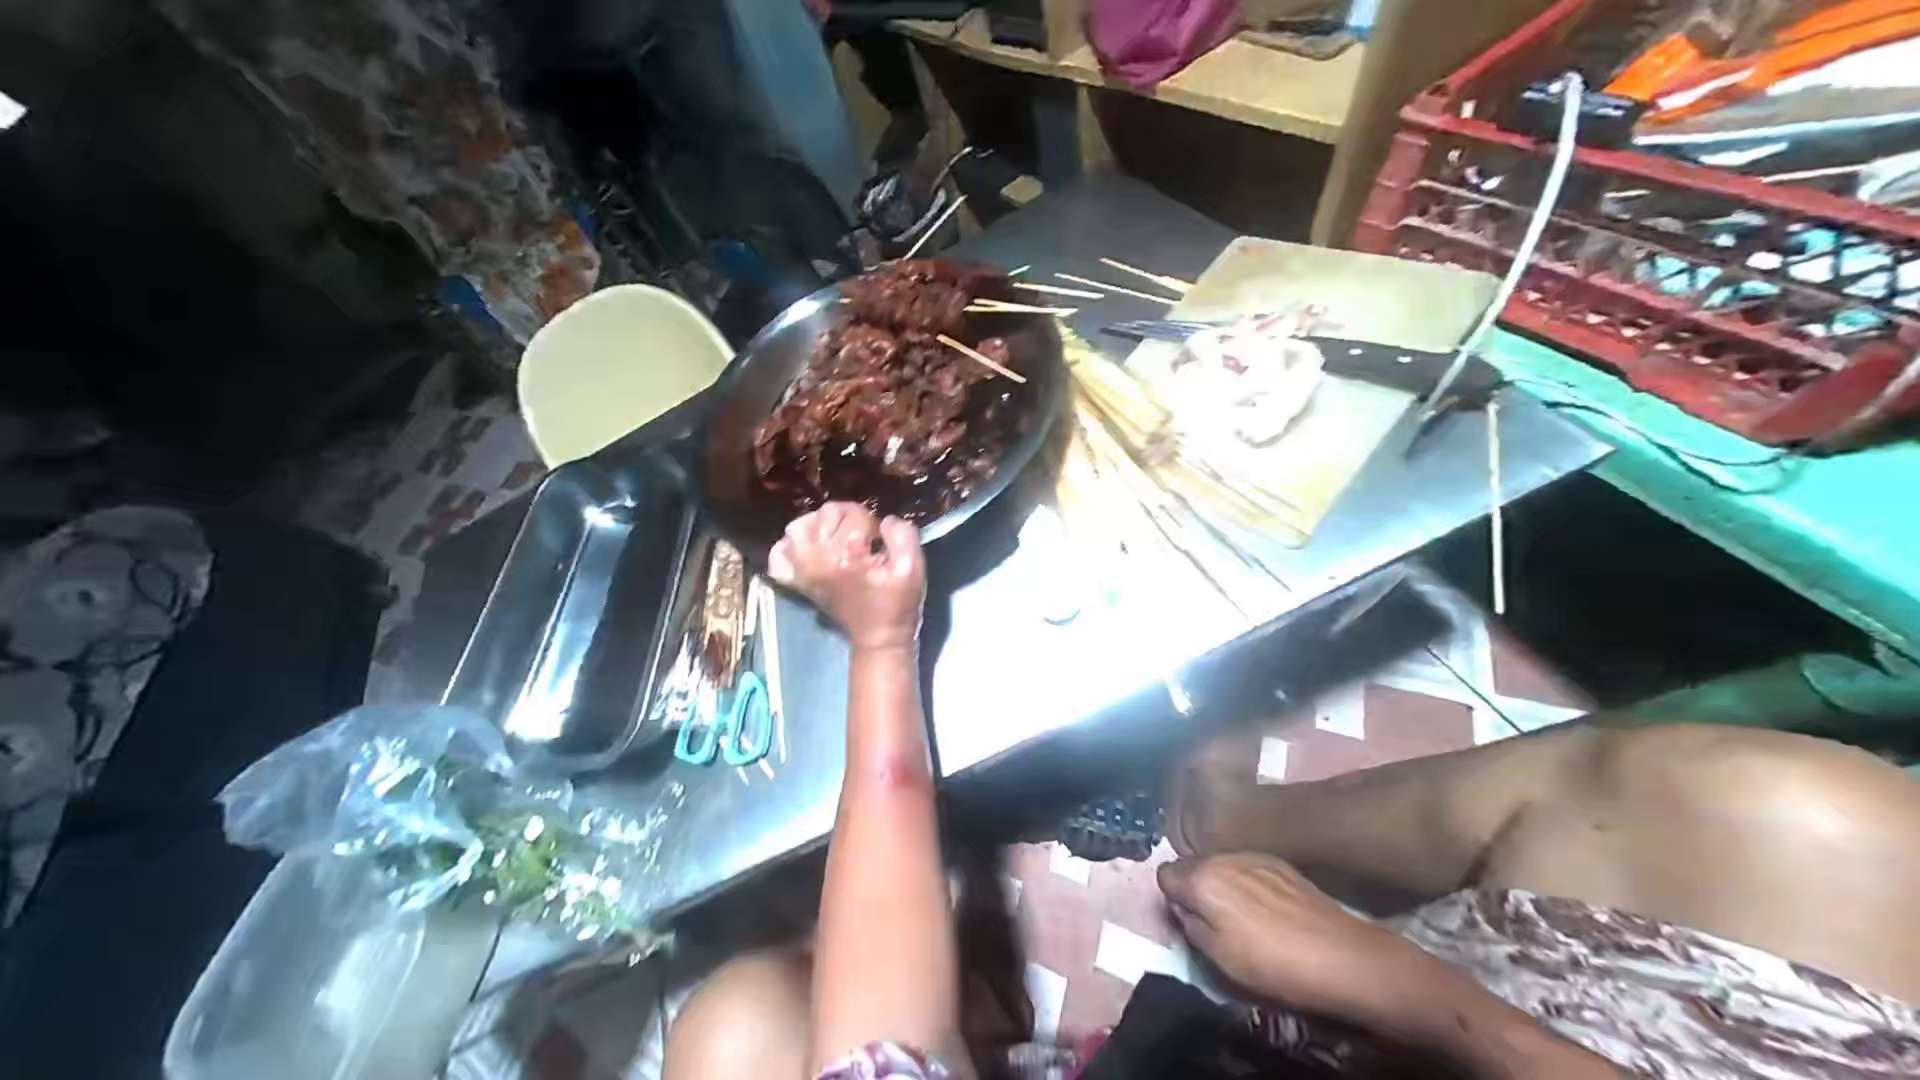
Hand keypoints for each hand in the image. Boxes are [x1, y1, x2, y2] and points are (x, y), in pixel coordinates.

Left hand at [768, 503, 925, 652]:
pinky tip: (810, 549)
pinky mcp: (797, 580)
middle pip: (826, 513)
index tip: (880, 543)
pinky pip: (779, 555)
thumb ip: (903, 535)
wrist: (878, 637)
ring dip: (820, 525)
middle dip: (848, 518)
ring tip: (837, 538)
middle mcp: (818, 558)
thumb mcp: (912, 568)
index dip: (873, 524)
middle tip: (862, 539)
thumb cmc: (896, 604)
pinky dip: (791, 547)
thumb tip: (885, 521)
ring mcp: (802, 570)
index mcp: (847, 554)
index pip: (855, 515)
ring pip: (799, 526)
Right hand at [1158, 853, 1469, 1040]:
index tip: (1189, 920)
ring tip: (1244, 917)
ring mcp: (1251, 855)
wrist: (1342, 956)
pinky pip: (1245, 867)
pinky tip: (1268, 909)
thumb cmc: (1273, 963)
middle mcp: (1221, 856)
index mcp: (1201, 878)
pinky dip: (1246, 883)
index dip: (1173, 899)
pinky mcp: (1278, 862)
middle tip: (1214, 921)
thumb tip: (1182, 906)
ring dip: (1221, 884)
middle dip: (1195, 888)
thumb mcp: (1218, 958)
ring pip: (1219, 865)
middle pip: (1191, 865)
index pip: (1163, 875)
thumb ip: (1189, 924)